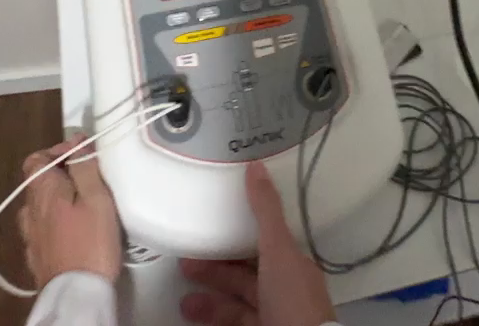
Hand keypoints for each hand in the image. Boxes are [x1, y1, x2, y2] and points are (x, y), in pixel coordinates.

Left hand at [19, 137, 123, 286]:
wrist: (76, 296)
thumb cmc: (89, 241)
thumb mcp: (96, 196)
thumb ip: (84, 165)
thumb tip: (76, 141)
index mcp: (41, 190)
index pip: (36, 158)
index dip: (57, 150)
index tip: (82, 155)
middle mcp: (29, 210)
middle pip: (38, 182)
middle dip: (61, 175)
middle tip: (88, 178)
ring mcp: (30, 237)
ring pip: (39, 207)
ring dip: (57, 200)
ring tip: (82, 204)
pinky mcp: (36, 258)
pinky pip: (42, 230)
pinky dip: (55, 223)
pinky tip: (73, 230)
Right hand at [179, 163, 337, 325]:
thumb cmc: (294, 300)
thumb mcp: (278, 248)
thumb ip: (266, 210)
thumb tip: (257, 168)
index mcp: (293, 264)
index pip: (262, 244)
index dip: (236, 236)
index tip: (212, 228)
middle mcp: (285, 289)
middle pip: (246, 273)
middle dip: (216, 267)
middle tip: (187, 262)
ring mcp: (274, 314)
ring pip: (238, 300)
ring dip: (210, 296)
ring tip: (184, 297)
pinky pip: (235, 321)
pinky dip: (214, 316)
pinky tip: (195, 314)